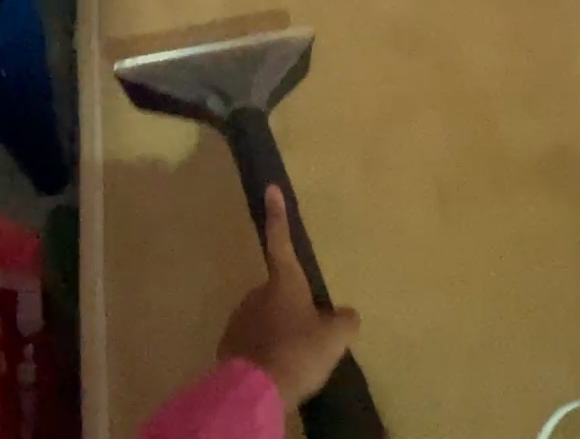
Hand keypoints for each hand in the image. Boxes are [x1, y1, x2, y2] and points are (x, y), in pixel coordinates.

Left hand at [217, 185, 361, 404]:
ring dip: (278, 332)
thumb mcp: (333, 339)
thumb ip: (344, 322)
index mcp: (284, 281)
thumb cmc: (298, 352)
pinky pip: (253, 342)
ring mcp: (241, 316)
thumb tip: (349, 315)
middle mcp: (258, 291)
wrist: (255, 390)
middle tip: (309, 336)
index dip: (277, 214)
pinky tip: (277, 371)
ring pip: (265, 318)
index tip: (270, 188)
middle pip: (279, 292)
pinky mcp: (230, 343)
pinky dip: (264, 352)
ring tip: (295, 359)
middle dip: (292, 308)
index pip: (281, 240)